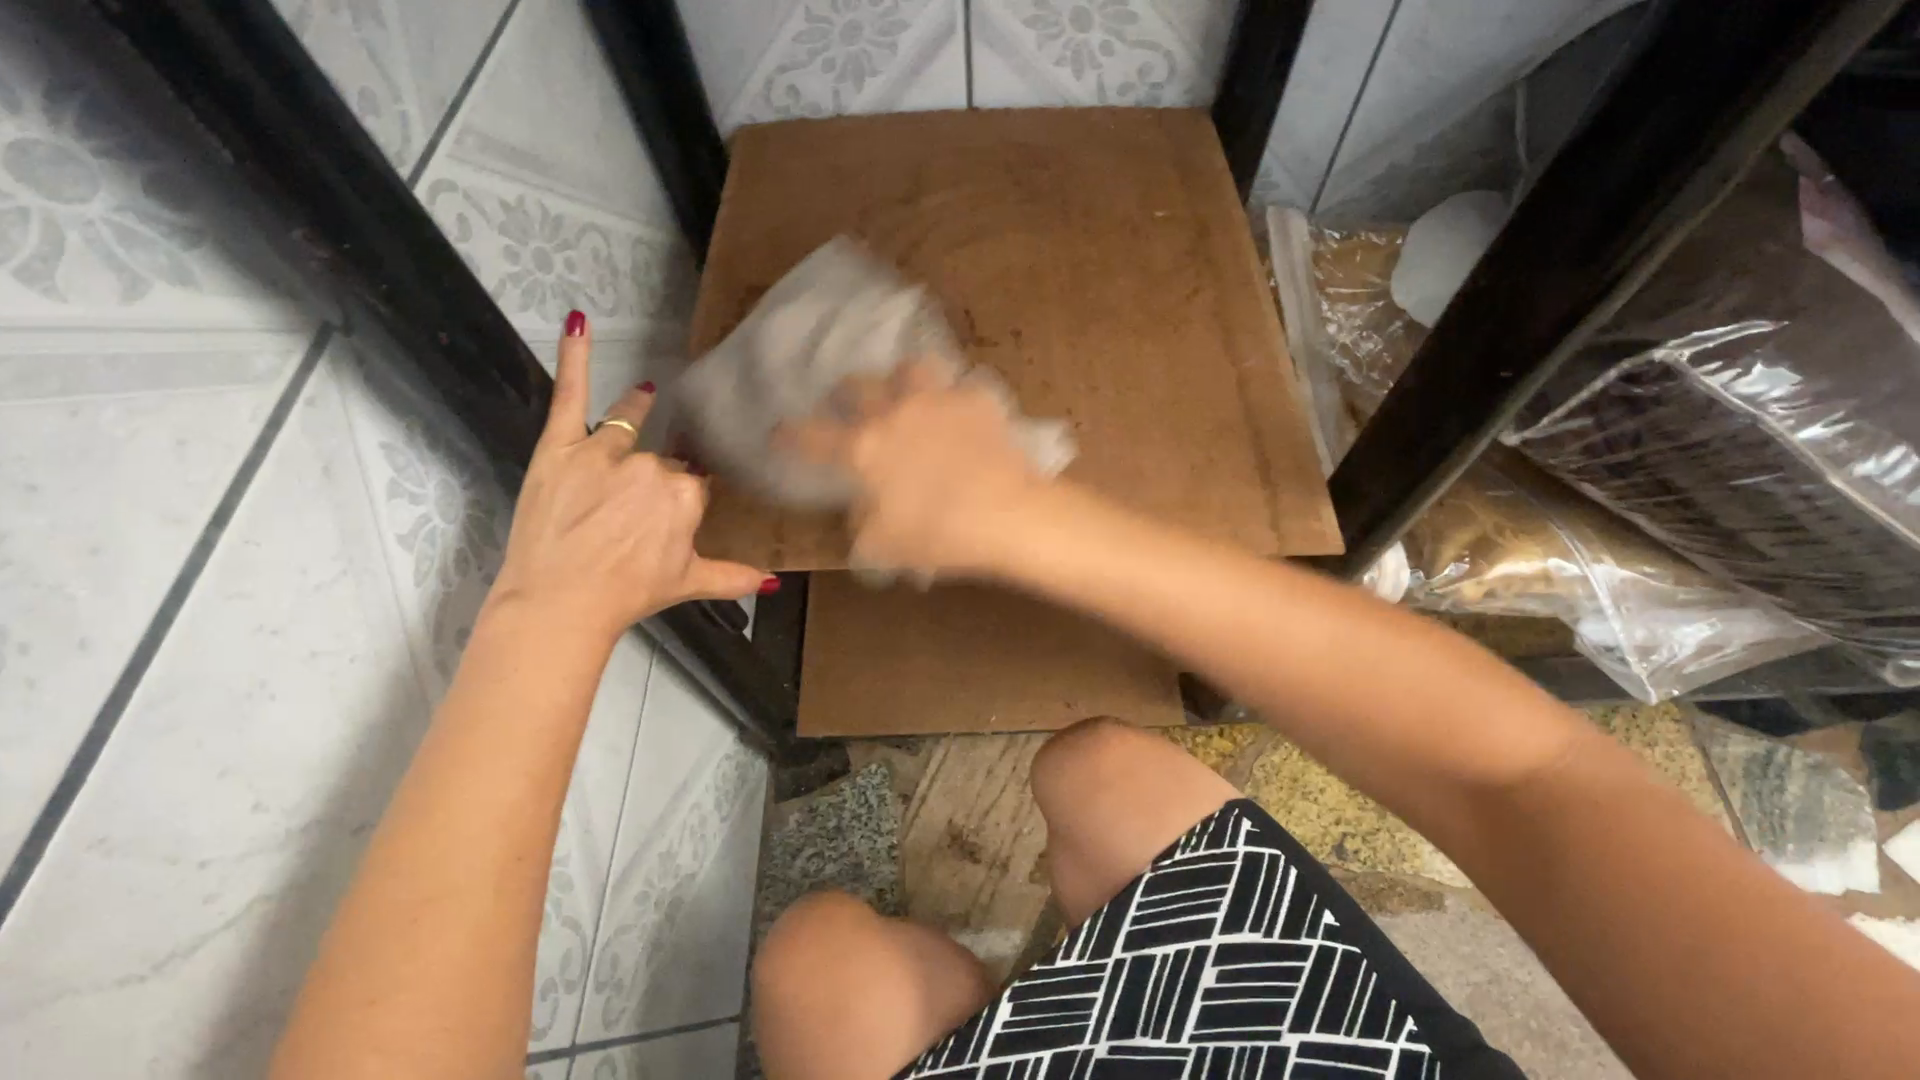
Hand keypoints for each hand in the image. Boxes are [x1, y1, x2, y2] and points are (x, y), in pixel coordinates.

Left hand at [486, 315, 770, 641]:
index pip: (691, 483)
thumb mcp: (687, 583)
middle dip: (655, 477)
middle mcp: (651, 467)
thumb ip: (733, 576)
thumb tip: (774, 582)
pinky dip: (575, 358)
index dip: (682, 498)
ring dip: (639, 408)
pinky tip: (578, 322)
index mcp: (685, 495)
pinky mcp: (561, 447)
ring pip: (628, 424)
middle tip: (635, 508)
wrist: (561, 603)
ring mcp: (605, 452)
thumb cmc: (629, 594)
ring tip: (647, 392)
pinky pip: (571, 397)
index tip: (672, 512)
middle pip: (661, 460)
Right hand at [782, 362, 1046, 577]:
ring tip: (908, 390)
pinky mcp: (978, 400)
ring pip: (910, 368)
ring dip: (902, 378)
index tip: (778, 431)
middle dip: (844, 391)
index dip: (789, 434)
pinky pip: (961, 386)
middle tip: (846, 399)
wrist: (1008, 515)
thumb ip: (863, 524)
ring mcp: (938, 400)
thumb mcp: (885, 547)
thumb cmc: (940, 537)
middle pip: (857, 385)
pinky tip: (963, 410)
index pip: (812, 437)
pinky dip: (957, 397)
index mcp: (864, 450)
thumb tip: (864, 509)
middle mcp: (894, 414)